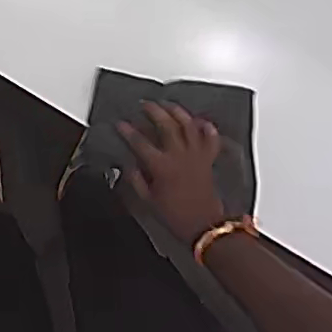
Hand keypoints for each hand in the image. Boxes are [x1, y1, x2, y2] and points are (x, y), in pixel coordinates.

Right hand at [120, 101, 230, 242]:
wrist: (205, 227)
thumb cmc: (176, 215)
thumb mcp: (148, 201)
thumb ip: (136, 180)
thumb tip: (129, 165)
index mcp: (161, 166)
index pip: (139, 142)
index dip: (128, 130)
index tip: (120, 123)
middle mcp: (179, 156)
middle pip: (166, 125)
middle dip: (153, 111)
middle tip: (145, 104)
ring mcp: (195, 156)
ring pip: (188, 126)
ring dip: (177, 112)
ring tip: (168, 104)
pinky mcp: (208, 160)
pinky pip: (210, 140)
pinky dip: (207, 129)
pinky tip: (202, 121)